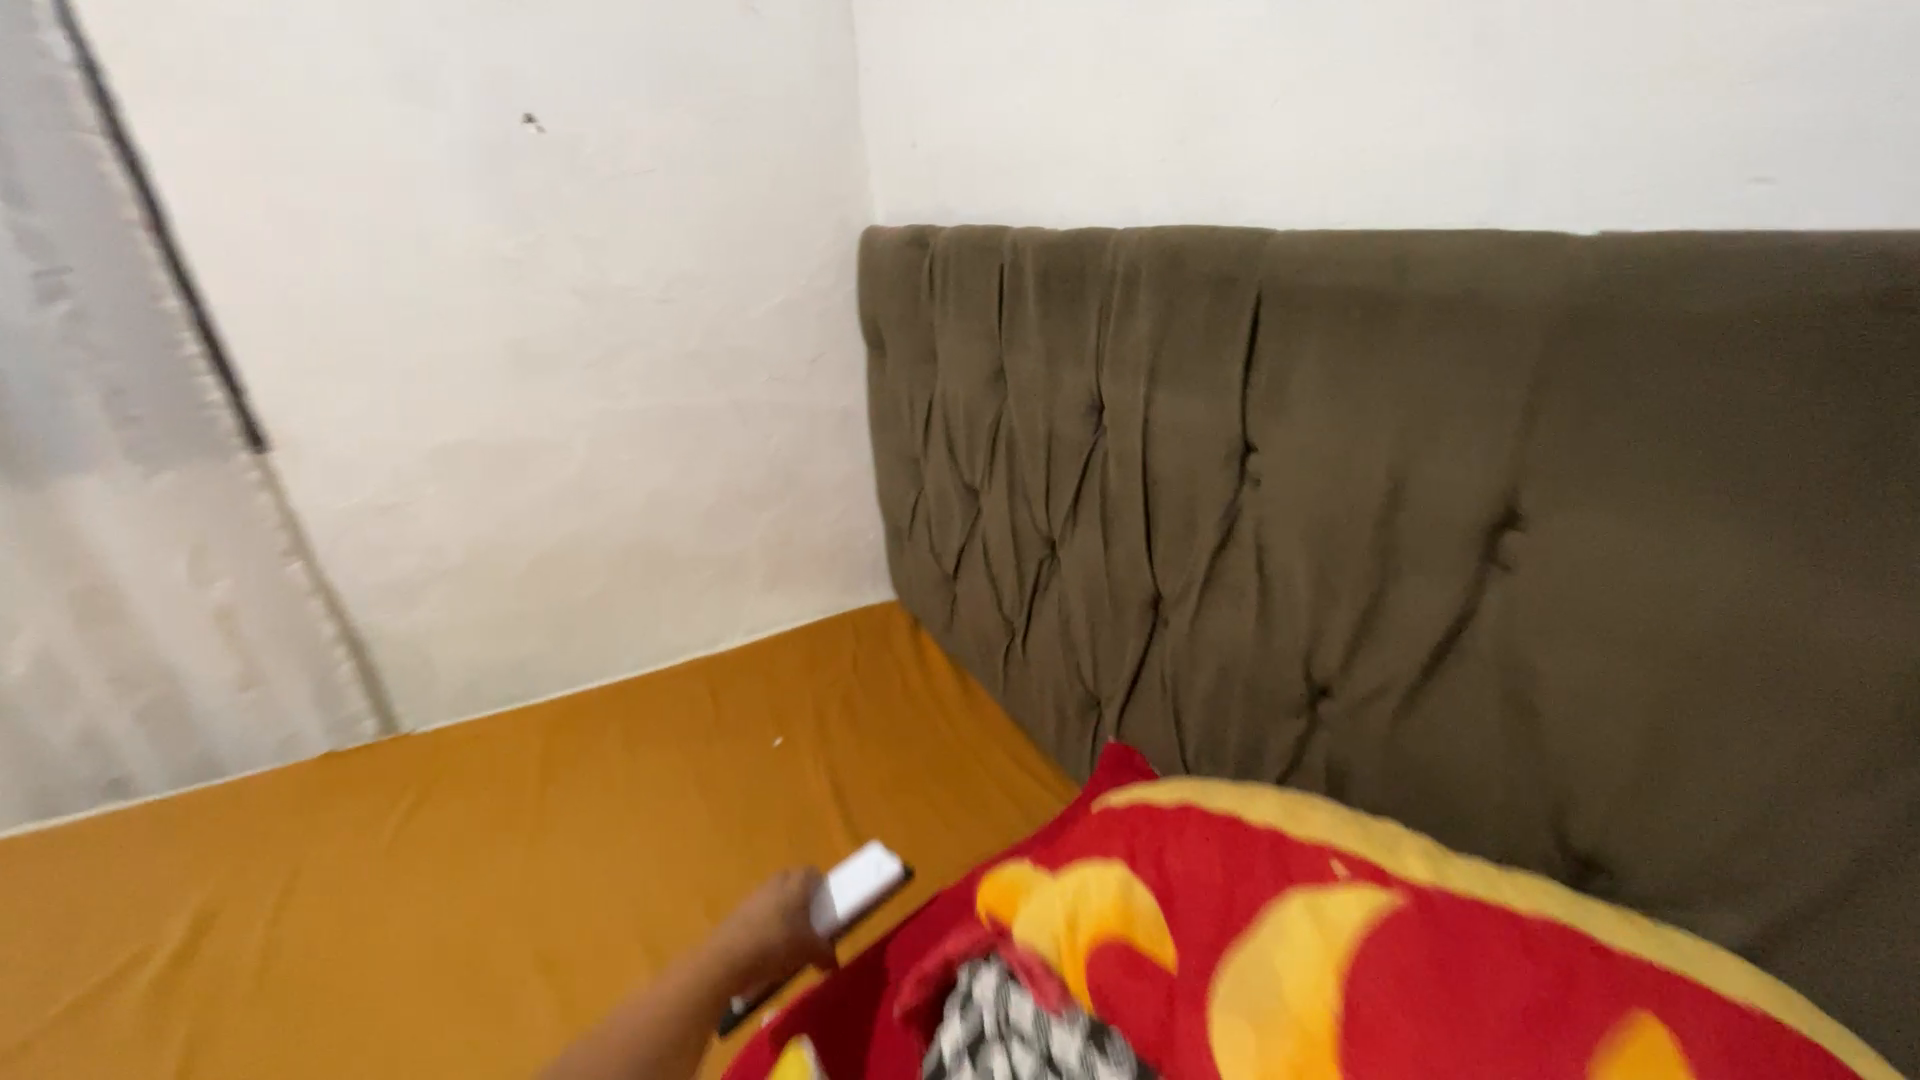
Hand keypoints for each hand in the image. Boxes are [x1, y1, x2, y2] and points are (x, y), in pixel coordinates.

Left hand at [714, 868, 837, 992]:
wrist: (727, 959)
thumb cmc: (776, 946)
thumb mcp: (808, 952)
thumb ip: (824, 954)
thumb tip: (834, 963)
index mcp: (795, 887)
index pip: (811, 872)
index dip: (819, 884)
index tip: (823, 902)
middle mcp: (774, 885)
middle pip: (790, 879)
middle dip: (799, 895)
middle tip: (807, 918)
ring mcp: (753, 897)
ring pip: (771, 895)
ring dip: (779, 909)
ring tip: (785, 936)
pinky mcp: (736, 912)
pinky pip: (755, 911)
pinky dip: (762, 923)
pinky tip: (764, 947)